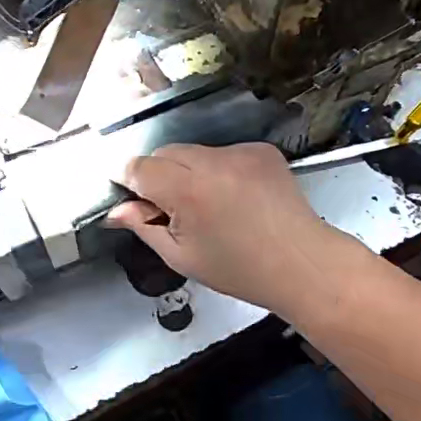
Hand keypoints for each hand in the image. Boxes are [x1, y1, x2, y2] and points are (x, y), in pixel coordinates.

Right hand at [105, 142, 372, 319]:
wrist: (303, 264)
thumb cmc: (240, 270)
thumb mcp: (181, 257)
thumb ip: (143, 226)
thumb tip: (116, 211)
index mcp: (188, 190)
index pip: (138, 166)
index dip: (130, 182)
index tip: (136, 201)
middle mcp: (213, 162)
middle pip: (164, 153)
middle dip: (160, 176)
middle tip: (173, 211)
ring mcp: (240, 152)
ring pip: (193, 152)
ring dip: (188, 172)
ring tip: (209, 206)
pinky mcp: (260, 150)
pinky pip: (222, 153)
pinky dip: (218, 170)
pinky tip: (233, 197)